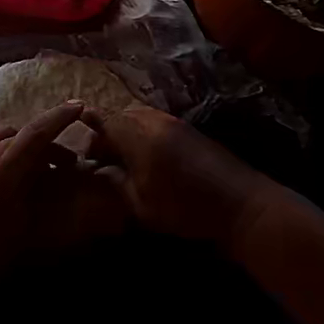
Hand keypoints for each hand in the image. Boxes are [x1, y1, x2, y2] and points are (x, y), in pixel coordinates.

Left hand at [0, 102, 126, 296]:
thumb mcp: (23, 227)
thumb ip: (39, 194)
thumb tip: (55, 178)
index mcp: (4, 168)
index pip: (37, 132)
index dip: (60, 117)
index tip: (78, 106)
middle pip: (19, 135)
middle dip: (44, 143)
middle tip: (63, 165)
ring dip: (18, 142)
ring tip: (30, 161)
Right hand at [84, 104, 282, 242]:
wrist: (241, 205)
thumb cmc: (185, 208)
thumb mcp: (140, 205)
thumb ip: (114, 183)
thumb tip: (96, 172)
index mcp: (137, 135)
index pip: (102, 120)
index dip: (88, 131)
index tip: (81, 150)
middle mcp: (153, 120)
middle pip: (119, 116)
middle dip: (106, 133)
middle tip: (100, 159)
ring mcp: (173, 122)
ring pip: (138, 117)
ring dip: (126, 133)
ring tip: (122, 159)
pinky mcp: (188, 129)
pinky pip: (155, 123)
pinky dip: (143, 134)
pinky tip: (145, 158)